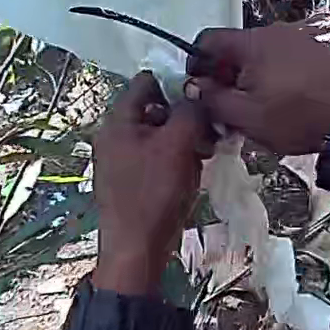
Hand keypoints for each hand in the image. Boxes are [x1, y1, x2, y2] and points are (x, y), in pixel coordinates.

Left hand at [89, 71, 213, 296]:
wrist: (138, 248)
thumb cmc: (154, 192)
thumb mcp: (178, 144)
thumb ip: (190, 111)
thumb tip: (198, 91)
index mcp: (118, 122)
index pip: (148, 82)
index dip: (178, 82)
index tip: (206, 94)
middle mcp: (116, 135)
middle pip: (158, 107)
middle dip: (187, 114)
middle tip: (213, 126)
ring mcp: (124, 158)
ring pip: (162, 131)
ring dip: (188, 135)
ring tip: (208, 149)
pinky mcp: (135, 177)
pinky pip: (160, 153)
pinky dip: (180, 154)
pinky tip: (197, 166)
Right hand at [185, 24, 329, 154]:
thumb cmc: (295, 116)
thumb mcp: (244, 115)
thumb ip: (211, 98)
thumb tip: (193, 86)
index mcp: (252, 42)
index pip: (208, 39)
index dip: (195, 64)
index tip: (198, 89)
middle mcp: (274, 33)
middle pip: (234, 48)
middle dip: (223, 76)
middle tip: (224, 107)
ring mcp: (297, 40)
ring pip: (258, 56)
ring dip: (248, 79)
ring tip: (252, 110)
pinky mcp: (314, 53)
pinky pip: (280, 60)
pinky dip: (271, 77)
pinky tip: (277, 103)